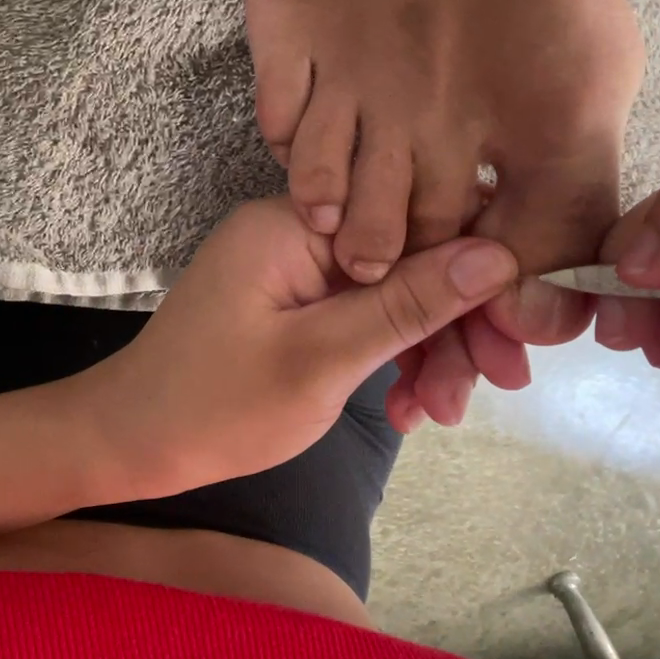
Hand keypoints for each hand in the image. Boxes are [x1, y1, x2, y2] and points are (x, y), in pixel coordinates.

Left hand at [74, 198, 517, 500]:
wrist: (136, 439)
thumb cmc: (217, 404)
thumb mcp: (322, 359)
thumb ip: (407, 305)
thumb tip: (498, 254)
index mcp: (293, 222)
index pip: (413, 219)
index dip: (480, 272)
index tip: (523, 334)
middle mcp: (294, 229)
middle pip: (407, 256)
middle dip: (456, 321)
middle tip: (501, 383)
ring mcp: (291, 266)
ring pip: (388, 291)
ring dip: (428, 349)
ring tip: (444, 414)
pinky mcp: (291, 300)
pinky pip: (358, 314)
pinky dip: (389, 356)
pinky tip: (412, 408)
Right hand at [246, 0, 654, 429]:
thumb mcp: (591, 17)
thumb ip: (564, 127)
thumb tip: (537, 204)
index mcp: (550, 99)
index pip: (528, 240)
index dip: (510, 299)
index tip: (491, 328)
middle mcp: (446, 102)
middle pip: (428, 235)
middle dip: (424, 307)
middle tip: (411, 352)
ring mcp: (356, 68)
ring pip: (347, 193)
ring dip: (350, 238)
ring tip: (343, 267)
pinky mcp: (287, 29)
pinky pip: (289, 122)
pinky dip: (298, 157)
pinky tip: (301, 173)